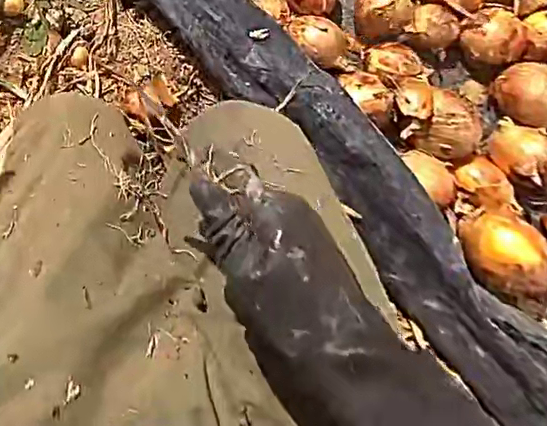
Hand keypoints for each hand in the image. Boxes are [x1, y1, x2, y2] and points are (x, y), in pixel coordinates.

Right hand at [190, 166, 394, 349]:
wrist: (349, 368)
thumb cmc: (290, 313)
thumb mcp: (245, 267)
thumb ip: (223, 224)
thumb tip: (197, 178)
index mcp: (280, 205)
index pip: (233, 193)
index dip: (213, 217)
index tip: (197, 239)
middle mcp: (296, 216)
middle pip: (245, 220)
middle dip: (227, 244)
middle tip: (216, 270)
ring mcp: (308, 243)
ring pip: (257, 246)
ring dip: (242, 268)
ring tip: (238, 296)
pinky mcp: (316, 272)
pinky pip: (274, 265)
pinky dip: (261, 283)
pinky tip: (258, 307)